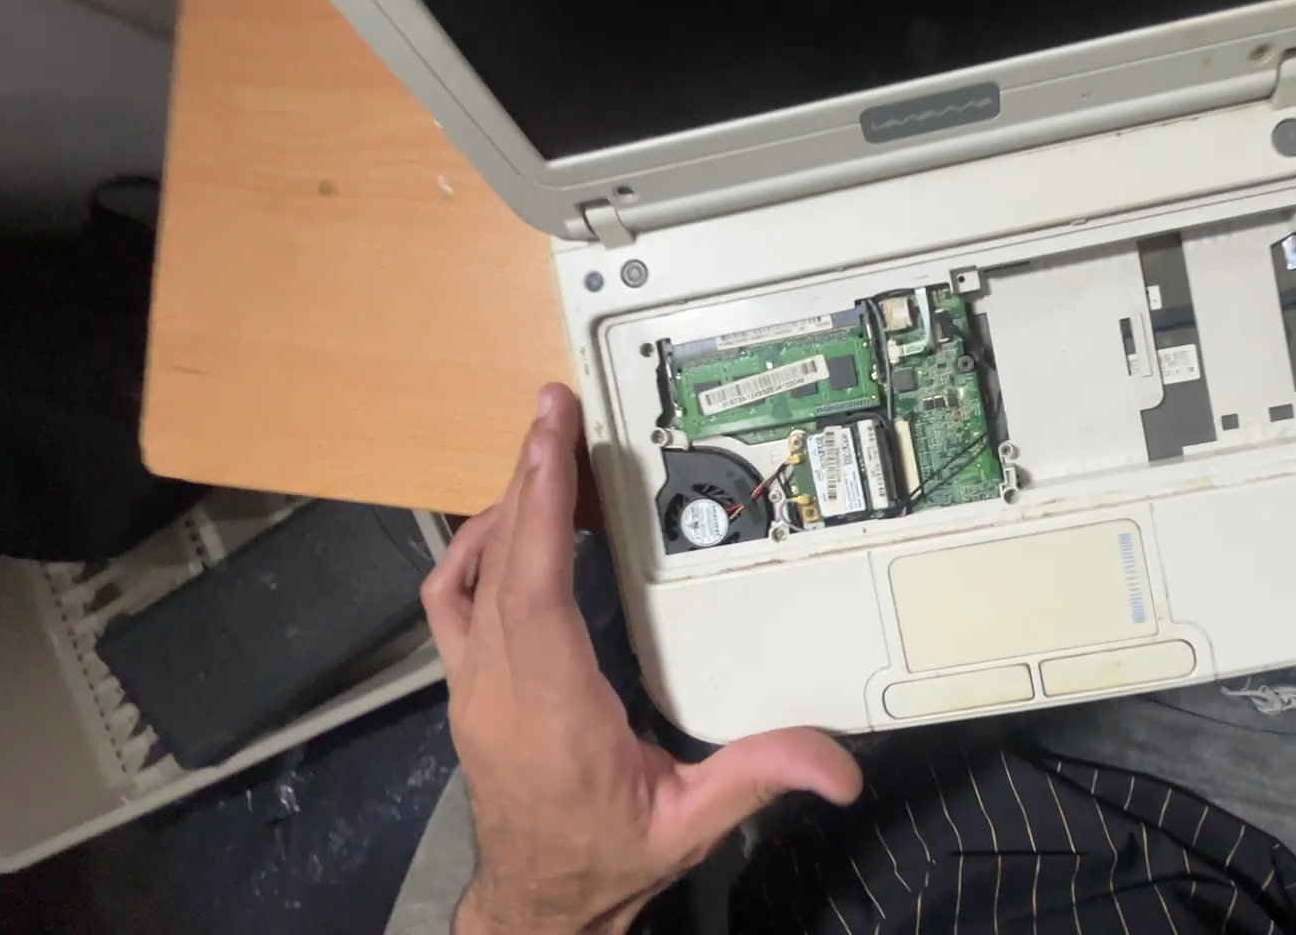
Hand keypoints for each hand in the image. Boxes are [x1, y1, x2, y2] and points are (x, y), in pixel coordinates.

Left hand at [421, 384, 861, 933]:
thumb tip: (841, 767)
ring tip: (548, 452)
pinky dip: (479, 547)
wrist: (537, 908)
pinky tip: (514, 524)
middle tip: (554, 409)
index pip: (533, 593)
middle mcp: (494, 688)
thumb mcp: (692, 824)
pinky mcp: (468, 684)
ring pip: (467, 572)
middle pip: (497, 561)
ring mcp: (470, 685)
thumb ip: (760, 777)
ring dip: (506, 503)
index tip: (552, 440)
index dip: (540, 509)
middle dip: (526, 475)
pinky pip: (454, 598)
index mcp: (550, 711)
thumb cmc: (610, 859)